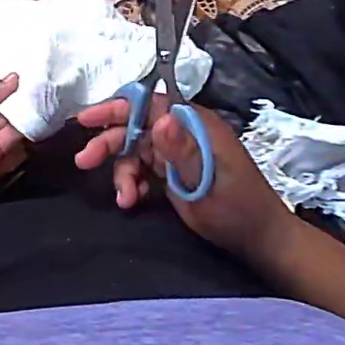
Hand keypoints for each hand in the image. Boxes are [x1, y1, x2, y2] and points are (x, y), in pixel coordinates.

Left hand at [0, 75, 27, 197]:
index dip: (8, 84)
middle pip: (7, 107)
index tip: (28, 70)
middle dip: (20, 96)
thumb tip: (16, 77)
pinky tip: (33, 111)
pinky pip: (14, 138)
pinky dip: (24, 126)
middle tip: (38, 80)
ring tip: (39, 92)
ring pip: (14, 121)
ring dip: (24, 109)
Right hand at [73, 95, 296, 256]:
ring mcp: (179, 153)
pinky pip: (143, 169)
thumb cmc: (238, 210)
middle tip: (84, 161)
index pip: (149, 104)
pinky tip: (131, 200)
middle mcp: (184, 133)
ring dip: (122, 171)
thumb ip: (182, 152)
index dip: (117, 108)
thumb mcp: (207, 183)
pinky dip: (133, 183)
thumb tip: (160, 118)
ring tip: (124, 198)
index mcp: (195, 125)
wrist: (260, 240)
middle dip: (109, 143)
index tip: (87, 120)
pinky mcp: (176, 172)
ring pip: (135, 150)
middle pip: (136, 126)